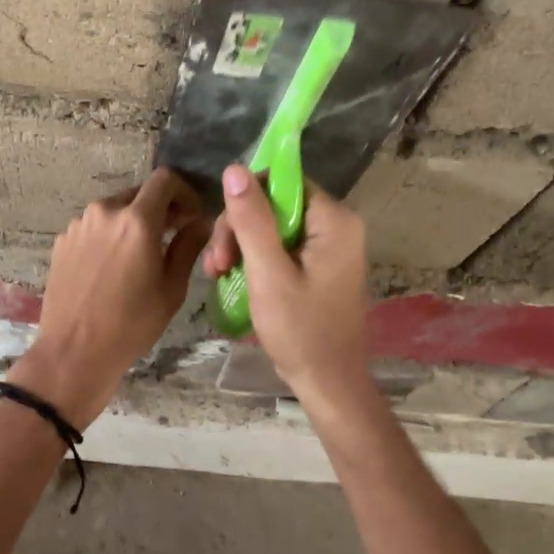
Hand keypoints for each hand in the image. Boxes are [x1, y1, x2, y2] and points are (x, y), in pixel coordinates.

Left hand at [7, 168, 210, 429]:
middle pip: (140, 193)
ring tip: (140, 255)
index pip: (165, 179)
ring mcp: (80, 224)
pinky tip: (112, 267)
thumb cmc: (131, 324)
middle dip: (159, 208)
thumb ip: (188, 245)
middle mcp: (105, 211)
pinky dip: (110, 235)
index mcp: (136, 220)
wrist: (73, 352)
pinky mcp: (63, 239)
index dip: (184, 191)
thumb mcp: (171, 288)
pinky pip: (94, 226)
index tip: (190, 214)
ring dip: (133, 221)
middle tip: (171, 235)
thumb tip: (201, 221)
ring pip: (115, 209)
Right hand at [203, 163, 370, 408]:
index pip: (282, 180)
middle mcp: (337, 225)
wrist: (329, 386)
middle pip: (274, 203)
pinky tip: (234, 278)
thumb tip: (234, 167)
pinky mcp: (320, 265)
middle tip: (216, 264)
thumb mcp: (268, 273)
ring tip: (219, 274)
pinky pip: (281, 245)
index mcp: (334, 220)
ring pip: (273, 225)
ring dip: (241, 245)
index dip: (247, 199)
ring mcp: (330, 246)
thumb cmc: (301, 331)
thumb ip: (251, 219)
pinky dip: (256, 259)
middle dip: (239, 228)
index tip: (224, 233)